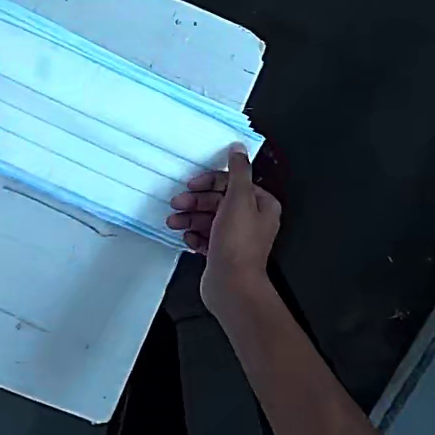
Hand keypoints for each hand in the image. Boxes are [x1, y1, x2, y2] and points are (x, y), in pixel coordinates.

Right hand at [170, 147, 281, 311]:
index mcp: (261, 205)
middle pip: (217, 200)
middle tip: (177, 204)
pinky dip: (194, 236)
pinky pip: (204, 237)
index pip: (231, 183)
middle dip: (195, 202)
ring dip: (189, 218)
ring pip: (208, 219)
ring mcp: (235, 237)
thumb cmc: (237, 244)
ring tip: (174, 223)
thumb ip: (238, 171)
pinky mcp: (222, 253)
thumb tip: (238, 148)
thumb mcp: (238, 199)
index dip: (209, 182)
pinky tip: (187, 239)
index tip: (191, 185)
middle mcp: (251, 220)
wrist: (231, 286)